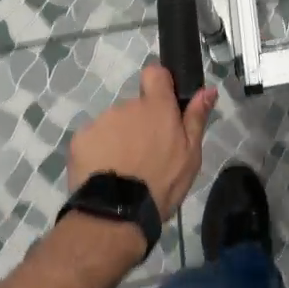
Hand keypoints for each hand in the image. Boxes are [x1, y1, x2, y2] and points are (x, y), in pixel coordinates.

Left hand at [67, 65, 218, 219]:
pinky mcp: (80, 139)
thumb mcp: (190, 155)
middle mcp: (128, 106)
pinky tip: (104, 173)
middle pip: (135, 107)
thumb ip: (196, 118)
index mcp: (157, 107)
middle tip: (145, 154)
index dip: (159, 84)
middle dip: (139, 124)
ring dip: (119, 138)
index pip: (155, 73)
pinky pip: (93, 139)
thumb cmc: (161, 183)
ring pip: (114, 124)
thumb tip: (208, 89)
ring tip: (123, 168)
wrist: (115, 214)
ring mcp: (102, 121)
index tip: (162, 104)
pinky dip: (98, 151)